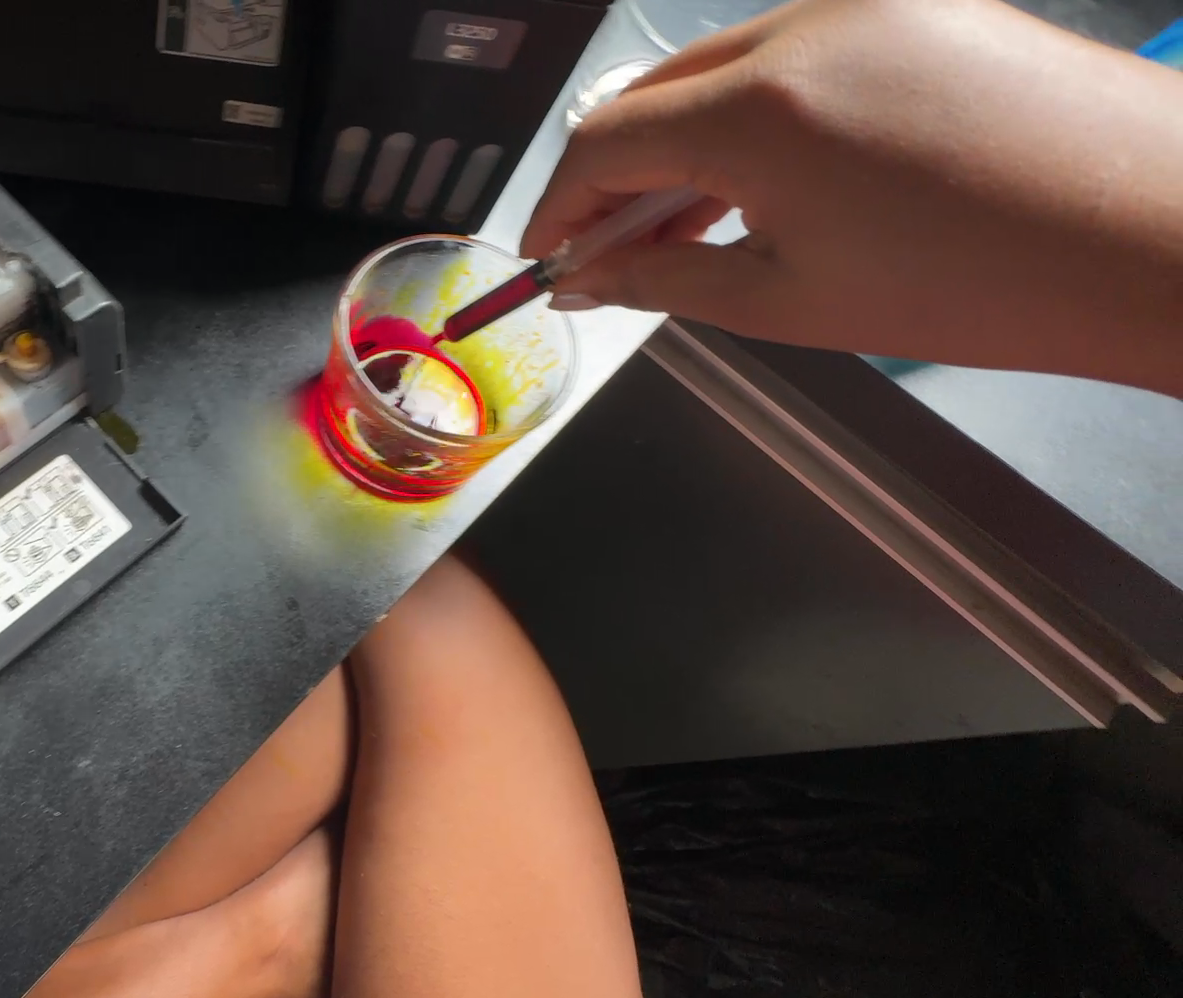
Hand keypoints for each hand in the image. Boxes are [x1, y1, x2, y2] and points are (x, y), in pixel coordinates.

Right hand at [523, 0, 1182, 396]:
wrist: (1165, 235)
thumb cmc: (963, 286)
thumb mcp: (773, 300)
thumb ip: (652, 280)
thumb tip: (581, 281)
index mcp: (762, 107)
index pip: (601, 141)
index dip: (556, 206)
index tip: (545, 258)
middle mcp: (806, 27)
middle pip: (645, 100)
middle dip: (604, 183)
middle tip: (599, 255)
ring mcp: (868, 5)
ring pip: (705, 79)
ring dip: (665, 157)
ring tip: (665, 237)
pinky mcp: (913, 8)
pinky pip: (776, 64)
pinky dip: (730, 129)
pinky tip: (734, 191)